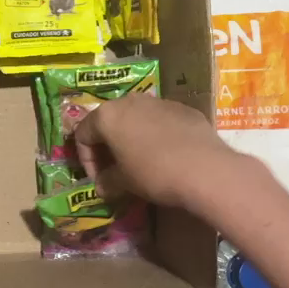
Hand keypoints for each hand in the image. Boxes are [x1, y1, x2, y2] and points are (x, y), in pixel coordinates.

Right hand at [74, 94, 245, 211]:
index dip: (87, 160)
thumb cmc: (154, 173)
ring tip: (141, 162)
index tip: (98, 180)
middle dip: (108, 146)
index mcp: (107, 116)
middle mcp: (129, 101)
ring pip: (136, 118)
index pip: (83, 135)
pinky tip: (167, 156)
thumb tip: (102, 187)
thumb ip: (107, 182)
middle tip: (115, 171)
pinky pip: (160, 120)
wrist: (205, 168)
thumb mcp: (124, 183)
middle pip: (108, 122)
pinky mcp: (182, 108)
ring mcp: (157, 101)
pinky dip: (156, 135)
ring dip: (132, 139)